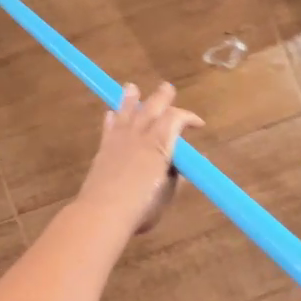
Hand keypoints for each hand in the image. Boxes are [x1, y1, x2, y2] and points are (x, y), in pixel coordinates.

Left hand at [76, 82, 203, 234]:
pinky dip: (112, 118)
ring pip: (127, 111)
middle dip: (162, 97)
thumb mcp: (167, 194)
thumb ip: (178, 176)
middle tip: (168, 88)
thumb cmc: (142, 206)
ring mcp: (119, 140)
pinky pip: (109, 127)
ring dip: (131, 99)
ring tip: (131, 87)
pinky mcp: (103, 149)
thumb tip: (189, 164)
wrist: (102, 212)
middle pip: (152, 107)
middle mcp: (140, 135)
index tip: (199, 125)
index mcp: (160, 143)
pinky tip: (110, 114)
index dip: (189, 117)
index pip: (176, 118)